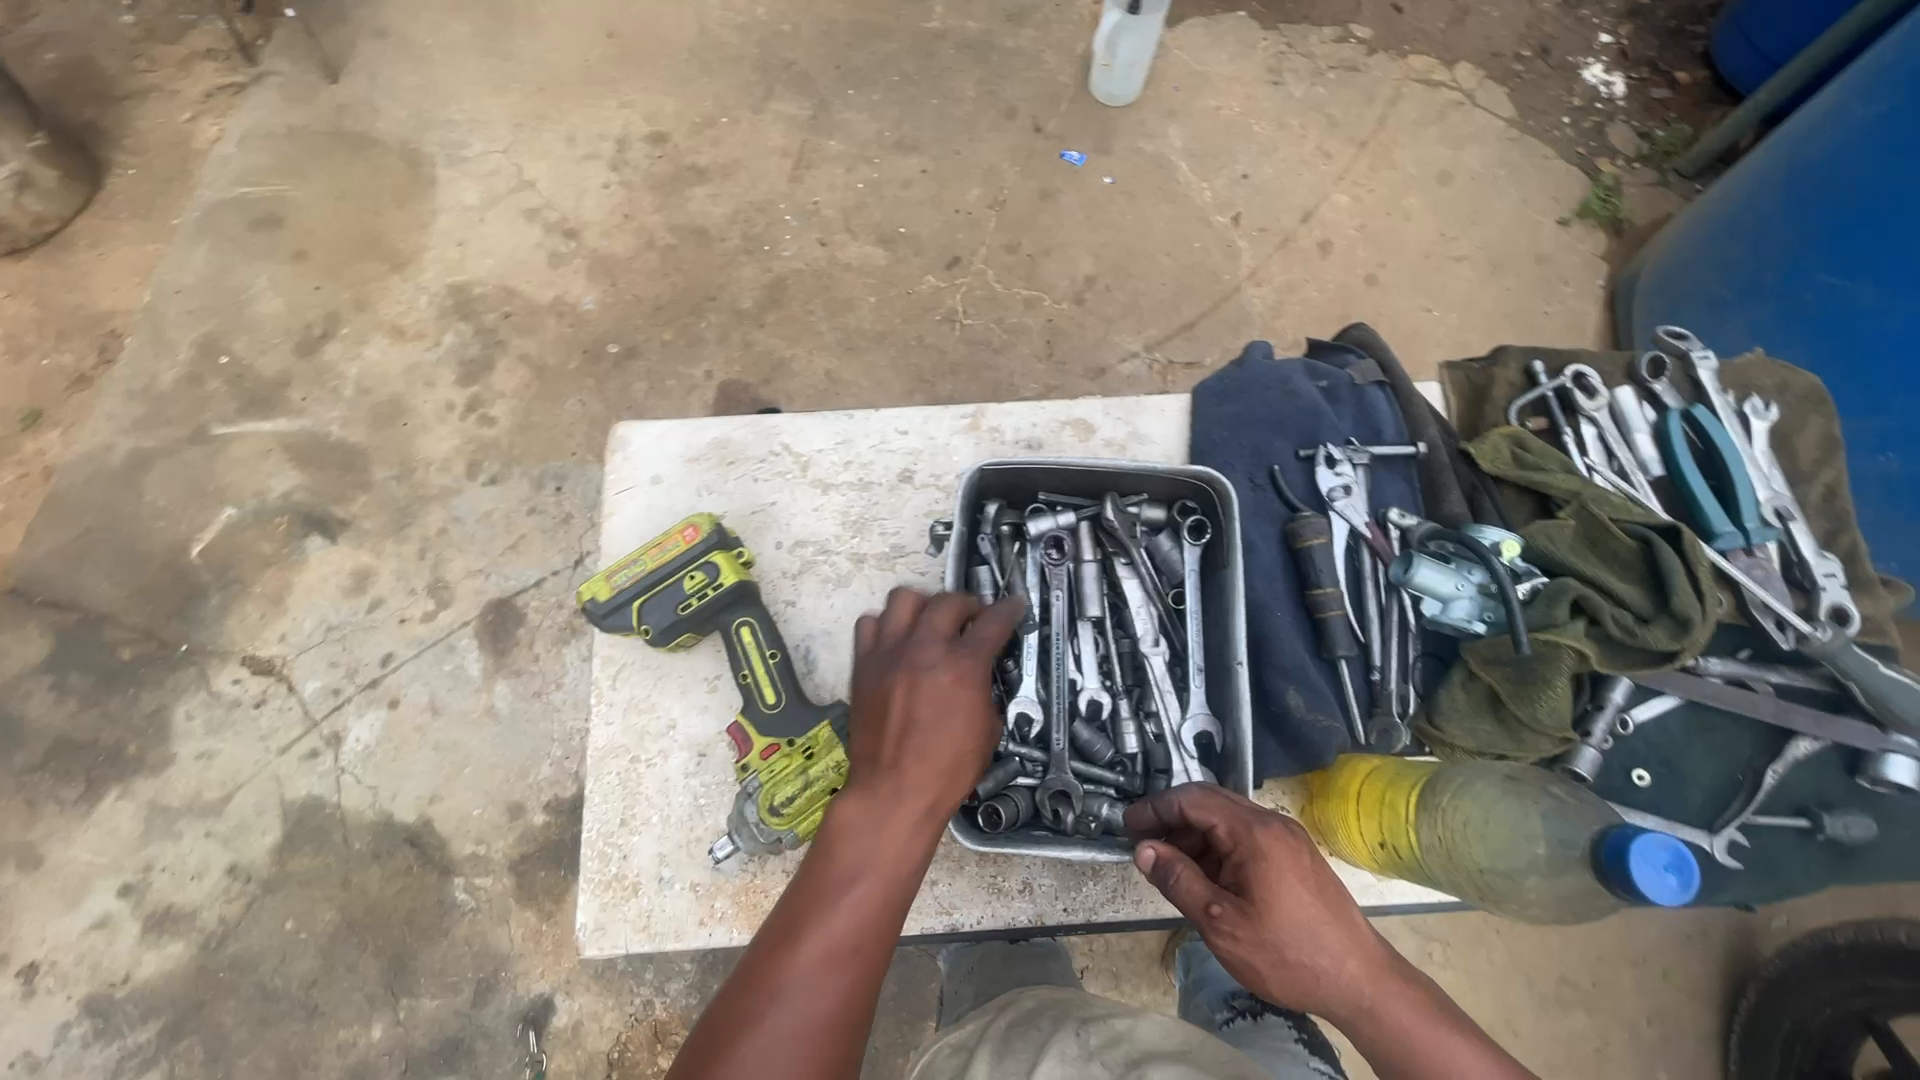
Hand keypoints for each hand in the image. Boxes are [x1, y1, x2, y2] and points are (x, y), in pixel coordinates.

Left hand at [844, 587, 1024, 829]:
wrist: (893, 792)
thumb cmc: (947, 770)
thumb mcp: (987, 729)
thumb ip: (985, 690)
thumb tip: (979, 674)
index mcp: (962, 667)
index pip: (993, 622)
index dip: (1008, 610)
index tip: (1013, 605)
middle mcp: (924, 649)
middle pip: (948, 601)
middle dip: (968, 604)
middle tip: (973, 617)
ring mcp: (889, 653)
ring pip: (904, 599)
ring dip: (925, 605)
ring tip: (931, 621)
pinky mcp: (863, 664)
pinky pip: (870, 623)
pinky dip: (887, 624)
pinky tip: (897, 640)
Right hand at [1125, 784, 1399, 1023]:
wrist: (1361, 982)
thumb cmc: (1287, 954)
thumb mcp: (1221, 922)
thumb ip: (1179, 880)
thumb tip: (1143, 850)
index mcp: (1253, 831)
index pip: (1192, 799)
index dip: (1155, 809)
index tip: (1127, 829)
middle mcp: (1271, 823)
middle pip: (1209, 802)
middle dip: (1171, 819)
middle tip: (1144, 846)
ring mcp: (1287, 837)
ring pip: (1228, 819)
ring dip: (1194, 834)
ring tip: (1170, 867)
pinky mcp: (1295, 855)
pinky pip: (1246, 836)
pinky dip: (1218, 847)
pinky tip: (1205, 876)